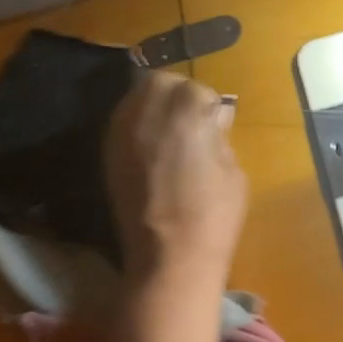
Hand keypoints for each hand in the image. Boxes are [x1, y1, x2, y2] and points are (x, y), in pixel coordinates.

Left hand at [105, 72, 246, 291]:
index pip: (197, 89)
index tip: (216, 126)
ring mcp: (123, 132)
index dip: (210, 106)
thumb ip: (220, 136)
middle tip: (191, 120)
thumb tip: (213, 119)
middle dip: (177, 93)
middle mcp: (148, 112)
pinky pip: (123, 123)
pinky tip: (152, 147)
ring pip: (136, 98)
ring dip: (154, 106)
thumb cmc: (213, 214)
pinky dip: (138, 126)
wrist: (169, 259)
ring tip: (170, 131)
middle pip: (159, 82)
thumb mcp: (233, 169)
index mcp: (186, 111)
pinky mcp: (109, 154)